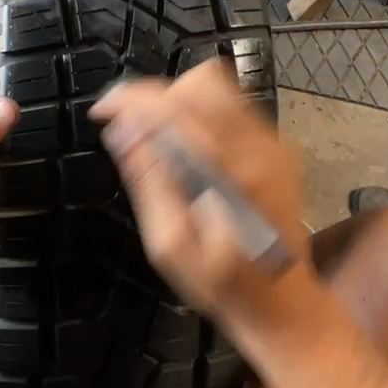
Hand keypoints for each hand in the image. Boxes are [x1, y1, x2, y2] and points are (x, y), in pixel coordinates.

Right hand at [92, 61, 317, 328]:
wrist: (285, 305)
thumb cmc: (223, 285)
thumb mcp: (171, 246)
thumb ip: (149, 182)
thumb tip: (122, 129)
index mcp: (231, 172)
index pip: (176, 107)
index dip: (131, 98)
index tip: (102, 111)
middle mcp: (259, 146)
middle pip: (200, 82)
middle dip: (156, 96)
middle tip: (132, 128)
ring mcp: (273, 143)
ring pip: (217, 87)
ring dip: (177, 102)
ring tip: (156, 138)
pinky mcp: (276, 147)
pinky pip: (230, 106)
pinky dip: (198, 114)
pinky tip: (185, 150)